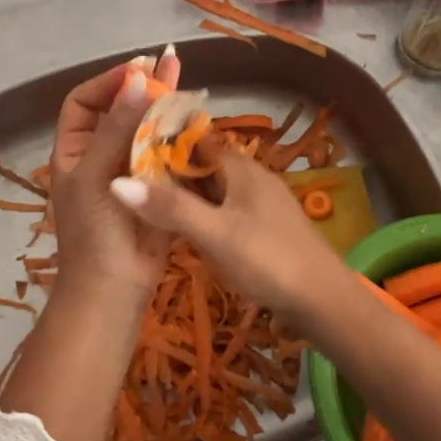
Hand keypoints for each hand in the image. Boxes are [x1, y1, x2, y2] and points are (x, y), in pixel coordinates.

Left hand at [47, 47, 181, 294]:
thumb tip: (137, 79)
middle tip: (170, 58)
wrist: (114, 287)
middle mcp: (99, 154)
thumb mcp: (96, 174)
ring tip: (185, 74)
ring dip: (164, 104)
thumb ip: (118, 127)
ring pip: (146, 128)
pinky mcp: (157, 185)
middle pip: (119, 109)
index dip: (108, 82)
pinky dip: (180, 134)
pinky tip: (196, 114)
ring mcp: (129, 169)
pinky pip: (167, 152)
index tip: (137, 68)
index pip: (85, 101)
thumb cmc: (93, 230)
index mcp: (74, 150)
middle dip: (142, 85)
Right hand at [110, 144, 339, 315]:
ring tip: (144, 203)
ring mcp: (259, 202)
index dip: (162, 139)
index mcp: (240, 168)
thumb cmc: (269, 261)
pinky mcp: (263, 226)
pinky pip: (223, 208)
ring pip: (212, 187)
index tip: (125, 146)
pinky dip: (200, 212)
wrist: (323, 302)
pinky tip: (182, 230)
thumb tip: (116, 181)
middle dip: (168, 168)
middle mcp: (250, 176)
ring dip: (183, 192)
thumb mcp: (215, 234)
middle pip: (202, 162)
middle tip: (126, 178)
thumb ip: (170, 208)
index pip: (195, 138)